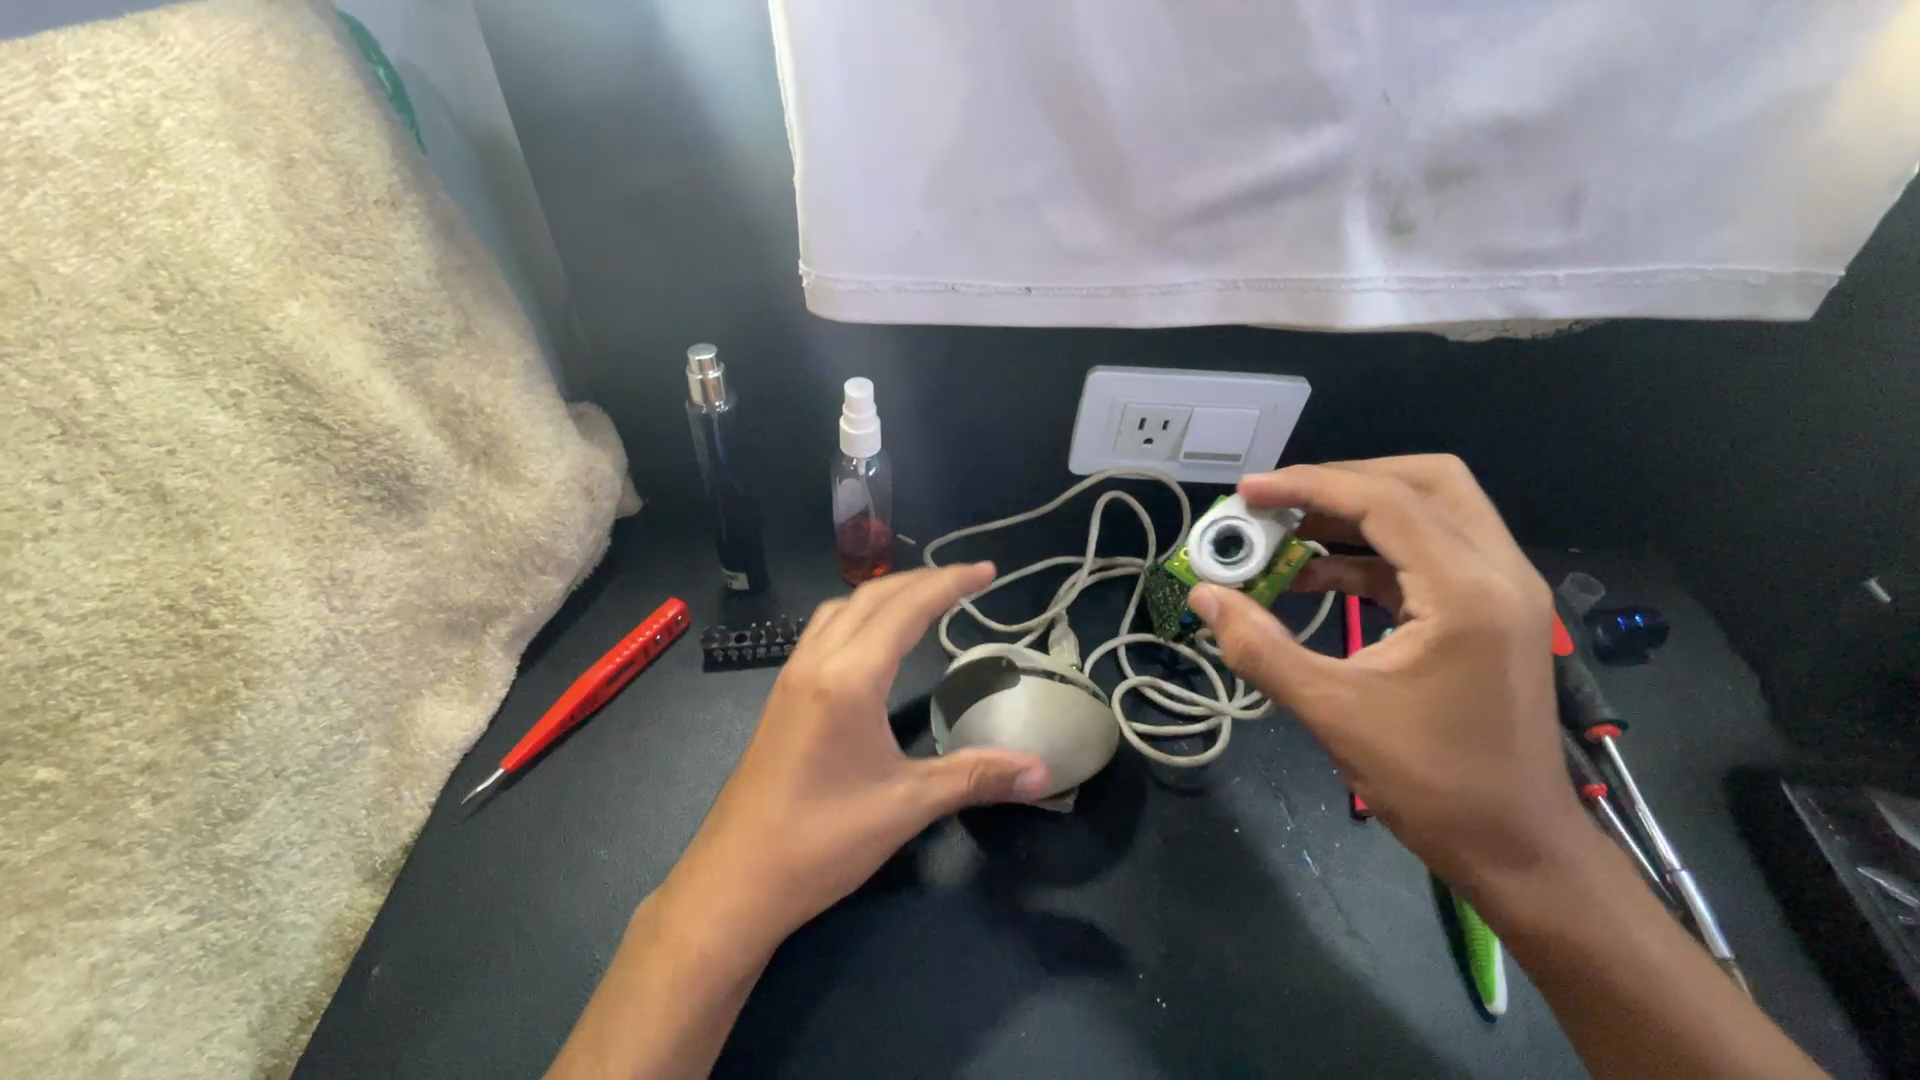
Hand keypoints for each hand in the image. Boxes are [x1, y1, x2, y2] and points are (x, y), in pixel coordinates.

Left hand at [661, 563, 1051, 947]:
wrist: (734, 881)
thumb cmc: (822, 841)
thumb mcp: (907, 805)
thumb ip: (976, 777)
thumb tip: (1043, 772)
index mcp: (849, 679)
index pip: (906, 610)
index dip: (949, 584)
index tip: (987, 572)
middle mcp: (816, 663)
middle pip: (872, 597)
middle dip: (921, 579)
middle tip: (966, 579)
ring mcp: (791, 679)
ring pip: (839, 610)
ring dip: (884, 594)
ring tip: (924, 601)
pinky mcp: (780, 699)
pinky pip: (821, 633)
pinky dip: (857, 617)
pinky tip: (874, 645)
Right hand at [1186, 455, 1585, 889]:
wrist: (1517, 846)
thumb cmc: (1433, 783)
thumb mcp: (1333, 712)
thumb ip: (1262, 648)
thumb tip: (1205, 598)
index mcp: (1466, 591)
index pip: (1385, 501)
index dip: (1308, 486)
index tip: (1248, 494)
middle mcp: (1497, 572)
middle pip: (1426, 481)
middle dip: (1345, 481)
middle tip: (1280, 504)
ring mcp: (1501, 590)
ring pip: (1433, 511)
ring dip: (1358, 514)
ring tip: (1287, 534)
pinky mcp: (1490, 611)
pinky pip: (1428, 553)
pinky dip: (1371, 552)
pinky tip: (1316, 575)